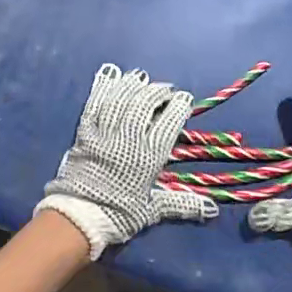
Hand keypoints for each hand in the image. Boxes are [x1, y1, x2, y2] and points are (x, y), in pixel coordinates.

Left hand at [37, 64, 216, 259]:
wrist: (79, 216)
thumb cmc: (118, 214)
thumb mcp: (153, 209)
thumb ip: (182, 204)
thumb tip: (212, 210)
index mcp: (149, 155)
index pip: (169, 121)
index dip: (178, 106)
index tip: (183, 99)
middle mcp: (128, 138)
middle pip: (144, 104)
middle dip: (156, 92)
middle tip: (163, 88)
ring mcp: (104, 133)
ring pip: (120, 100)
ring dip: (130, 85)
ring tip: (139, 77)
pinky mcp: (84, 133)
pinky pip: (94, 104)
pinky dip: (102, 87)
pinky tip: (108, 75)